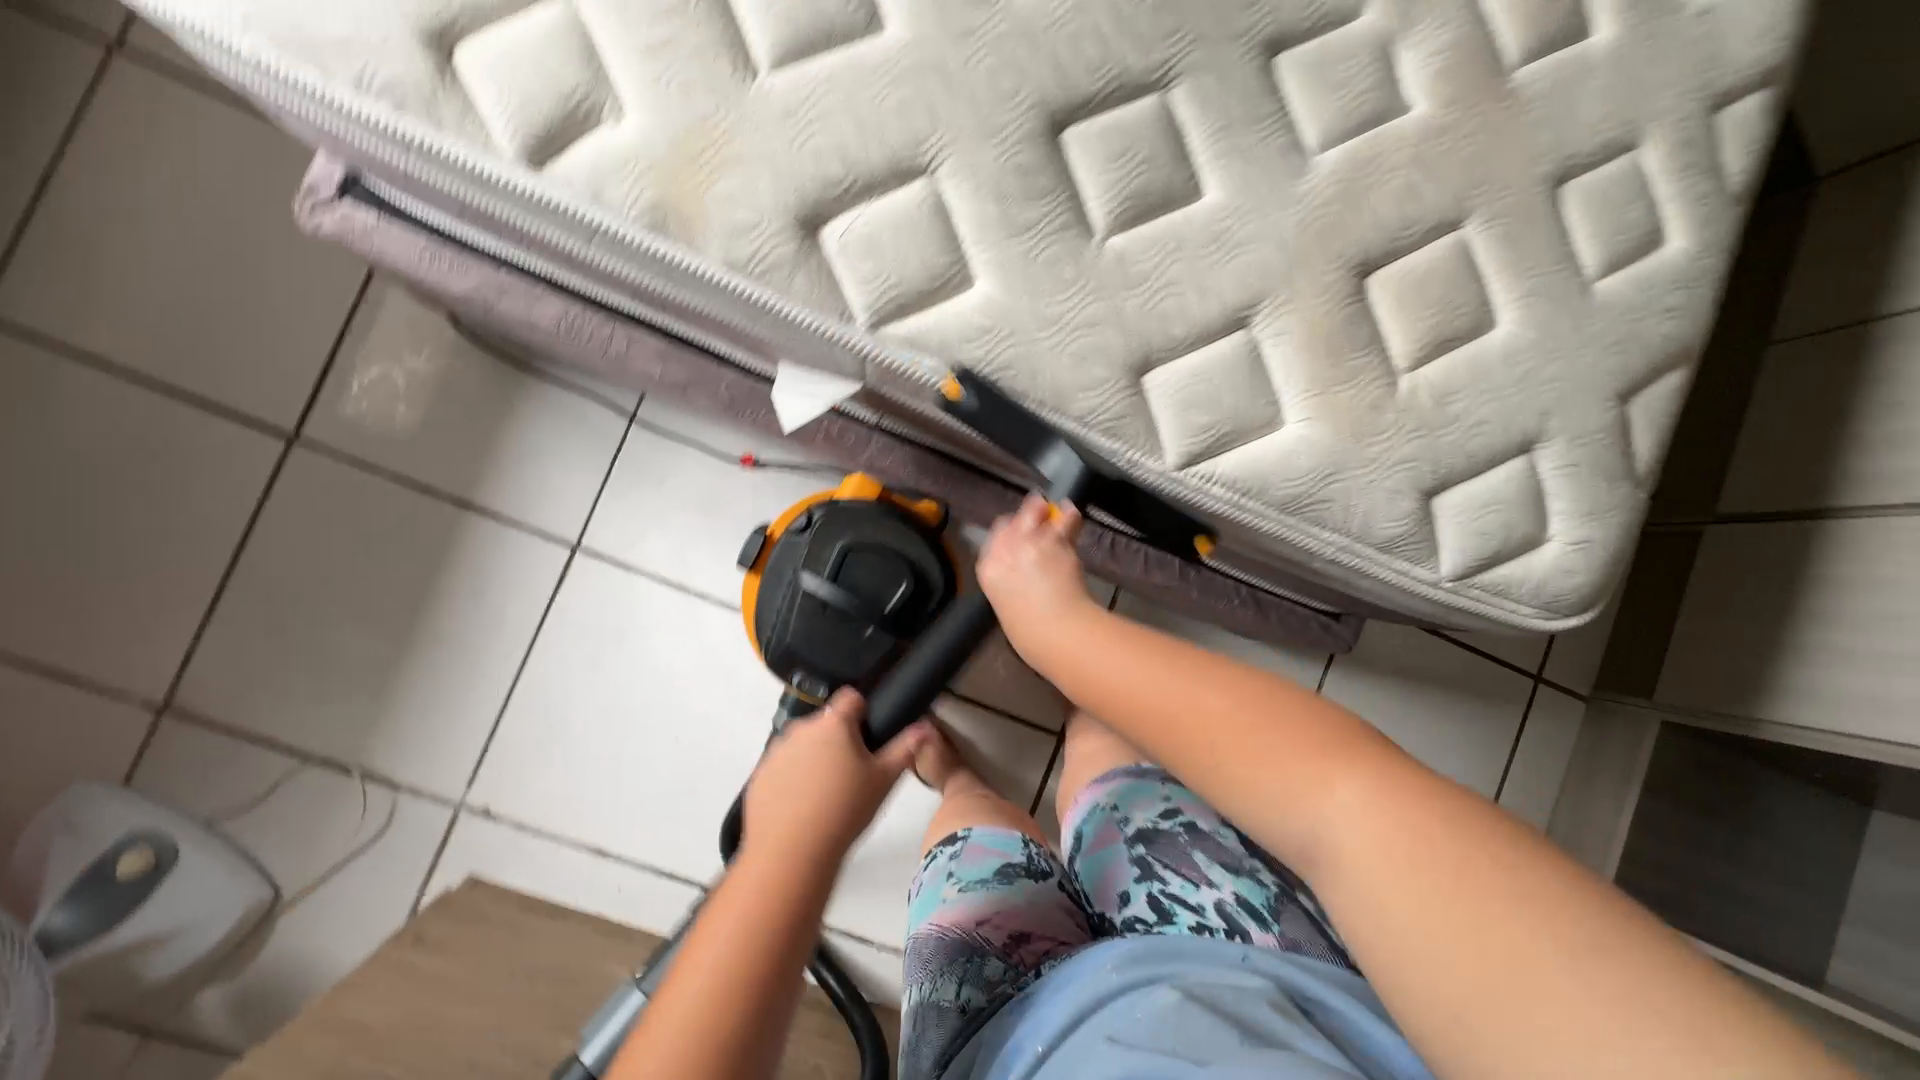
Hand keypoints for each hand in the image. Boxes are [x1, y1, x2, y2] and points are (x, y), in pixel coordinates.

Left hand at [741, 690, 932, 866]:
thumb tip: (925, 726)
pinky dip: (792, 779)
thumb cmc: (845, 809)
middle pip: (826, 723)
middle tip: (853, 772)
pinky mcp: (759, 775)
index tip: (870, 736)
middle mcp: (801, 728)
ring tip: (826, 794)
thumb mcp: (884, 780)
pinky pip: (782, 768)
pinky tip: (802, 807)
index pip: (851, 698)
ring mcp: (776, 751)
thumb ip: (905, 749)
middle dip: (839, 739)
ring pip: (802, 745)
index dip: (864, 711)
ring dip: (814, 758)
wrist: (791, 851)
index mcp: (833, 723)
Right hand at [977, 494, 1096, 662]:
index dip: (1009, 530)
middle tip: (1038, 513)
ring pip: (1036, 513)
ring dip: (1046, 510)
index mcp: (988, 569)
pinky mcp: (1057, 542)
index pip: (994, 538)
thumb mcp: (1007, 605)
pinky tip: (1072, 514)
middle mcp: (1006, 549)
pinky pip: (1065, 520)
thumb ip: (1012, 582)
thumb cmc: (1029, 633)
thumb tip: (1025, 575)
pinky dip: (1070, 516)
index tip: (1019, 531)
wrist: (1055, 631)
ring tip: (1058, 508)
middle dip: (1025, 515)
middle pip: (1012, 520)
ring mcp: (1032, 542)